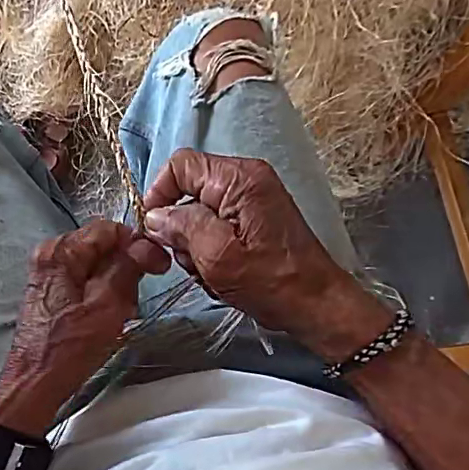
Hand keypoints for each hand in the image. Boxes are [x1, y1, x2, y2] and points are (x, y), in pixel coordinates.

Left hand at [0, 220, 170, 436]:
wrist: (35, 383)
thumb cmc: (67, 350)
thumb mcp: (107, 306)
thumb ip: (126, 268)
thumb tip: (144, 244)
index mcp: (60, 252)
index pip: (109, 229)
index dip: (138, 244)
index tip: (157, 265)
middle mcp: (50, 258)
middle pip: (103, 248)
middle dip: (126, 270)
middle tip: (133, 300)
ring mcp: (49, 277)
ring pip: (97, 268)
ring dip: (116, 288)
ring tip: (120, 316)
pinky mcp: (52, 296)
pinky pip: (86, 286)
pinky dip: (102, 299)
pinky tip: (107, 321)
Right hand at [142, 149, 378, 345]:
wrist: (314, 304)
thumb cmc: (270, 281)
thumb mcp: (217, 255)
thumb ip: (182, 227)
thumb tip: (154, 216)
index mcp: (238, 179)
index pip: (179, 166)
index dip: (158, 195)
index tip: (154, 231)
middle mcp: (245, 180)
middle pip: (186, 190)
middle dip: (177, 227)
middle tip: (189, 260)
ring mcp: (250, 200)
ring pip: (196, 213)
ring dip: (191, 244)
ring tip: (208, 270)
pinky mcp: (252, 220)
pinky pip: (211, 227)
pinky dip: (206, 250)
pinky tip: (218, 271)